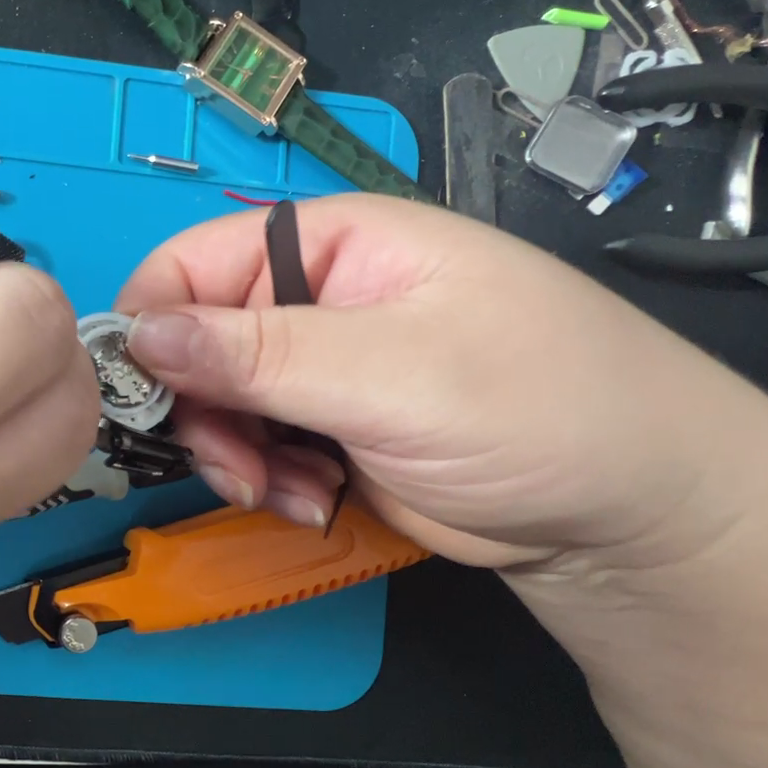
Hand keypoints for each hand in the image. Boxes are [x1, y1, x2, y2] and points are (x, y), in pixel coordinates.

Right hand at [115, 194, 767, 570]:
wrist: (632, 522)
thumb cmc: (538, 411)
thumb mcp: (393, 374)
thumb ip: (257, 354)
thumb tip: (136, 335)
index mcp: (330, 245)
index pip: (191, 265)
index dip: (152, 325)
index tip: (146, 396)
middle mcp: (307, 299)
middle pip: (190, 345)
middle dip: (203, 413)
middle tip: (239, 466)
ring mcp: (309, 368)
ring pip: (209, 404)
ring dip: (233, 456)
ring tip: (287, 491)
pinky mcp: (313, 426)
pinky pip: (243, 445)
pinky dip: (261, 479)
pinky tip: (311, 499)